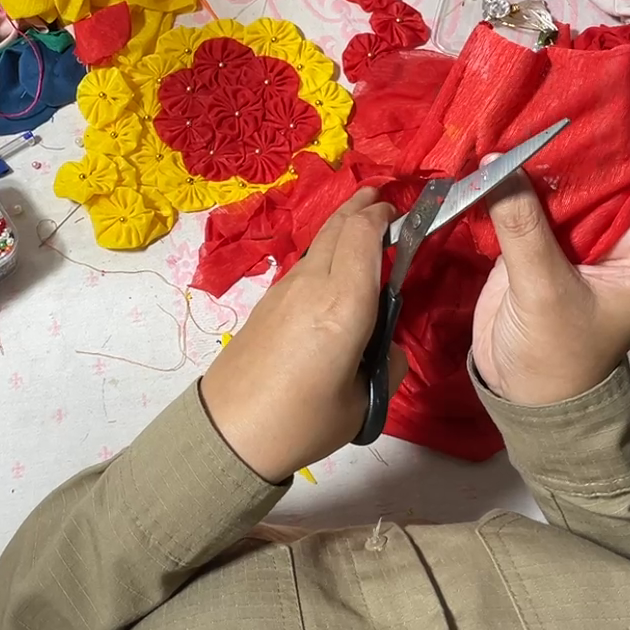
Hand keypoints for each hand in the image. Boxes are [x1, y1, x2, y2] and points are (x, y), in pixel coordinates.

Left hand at [201, 188, 406, 481]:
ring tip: (360, 220)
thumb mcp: (363, 402)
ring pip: (318, 242)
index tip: (401, 211)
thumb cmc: (301, 421)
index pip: (363, 236)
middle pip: (337, 227)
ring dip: (341, 226)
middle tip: (381, 198)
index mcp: (343, 305)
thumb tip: (382, 345)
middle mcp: (313, 285)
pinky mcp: (268, 301)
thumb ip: (384, 364)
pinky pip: (305, 263)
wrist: (229, 431)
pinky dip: (324, 249)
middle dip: (361, 207)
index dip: (383, 216)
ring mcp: (285, 290)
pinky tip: (333, 264)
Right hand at [473, 62, 629, 405]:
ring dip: (563, 142)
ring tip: (550, 95)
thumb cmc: (557, 355)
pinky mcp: (546, 241)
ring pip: (583, 177)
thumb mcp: (548, 293)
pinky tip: (508, 140)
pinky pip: (540, 194)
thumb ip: (525, 229)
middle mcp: (627, 237)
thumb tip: (497, 164)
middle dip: (614, 122)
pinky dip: (524, 169)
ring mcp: (585, 237)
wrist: (524, 393)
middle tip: (595, 73)